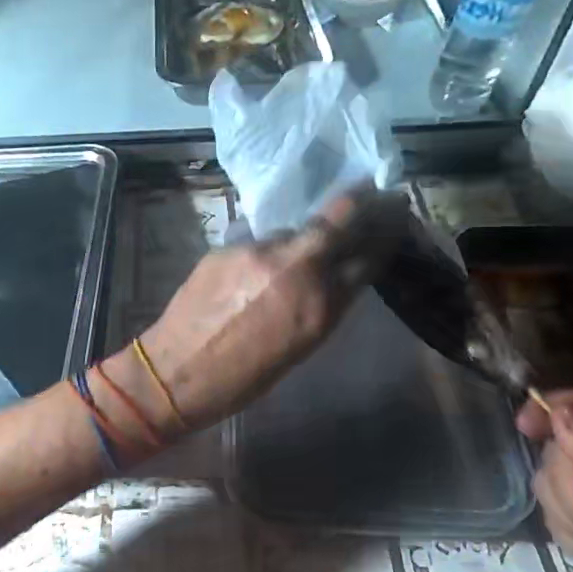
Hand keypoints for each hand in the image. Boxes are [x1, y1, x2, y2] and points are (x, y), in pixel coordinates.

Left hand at [111, 190, 406, 435]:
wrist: (176, 372)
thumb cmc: (243, 378)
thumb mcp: (301, 347)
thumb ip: (322, 304)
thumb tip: (333, 272)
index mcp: (320, 306)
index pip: (368, 256)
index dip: (386, 232)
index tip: (395, 215)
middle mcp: (295, 269)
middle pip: (340, 218)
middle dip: (363, 201)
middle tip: (373, 193)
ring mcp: (257, 252)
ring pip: (294, 229)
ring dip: (304, 235)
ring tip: (303, 246)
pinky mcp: (226, 247)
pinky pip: (259, 239)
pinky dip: (267, 248)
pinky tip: (260, 264)